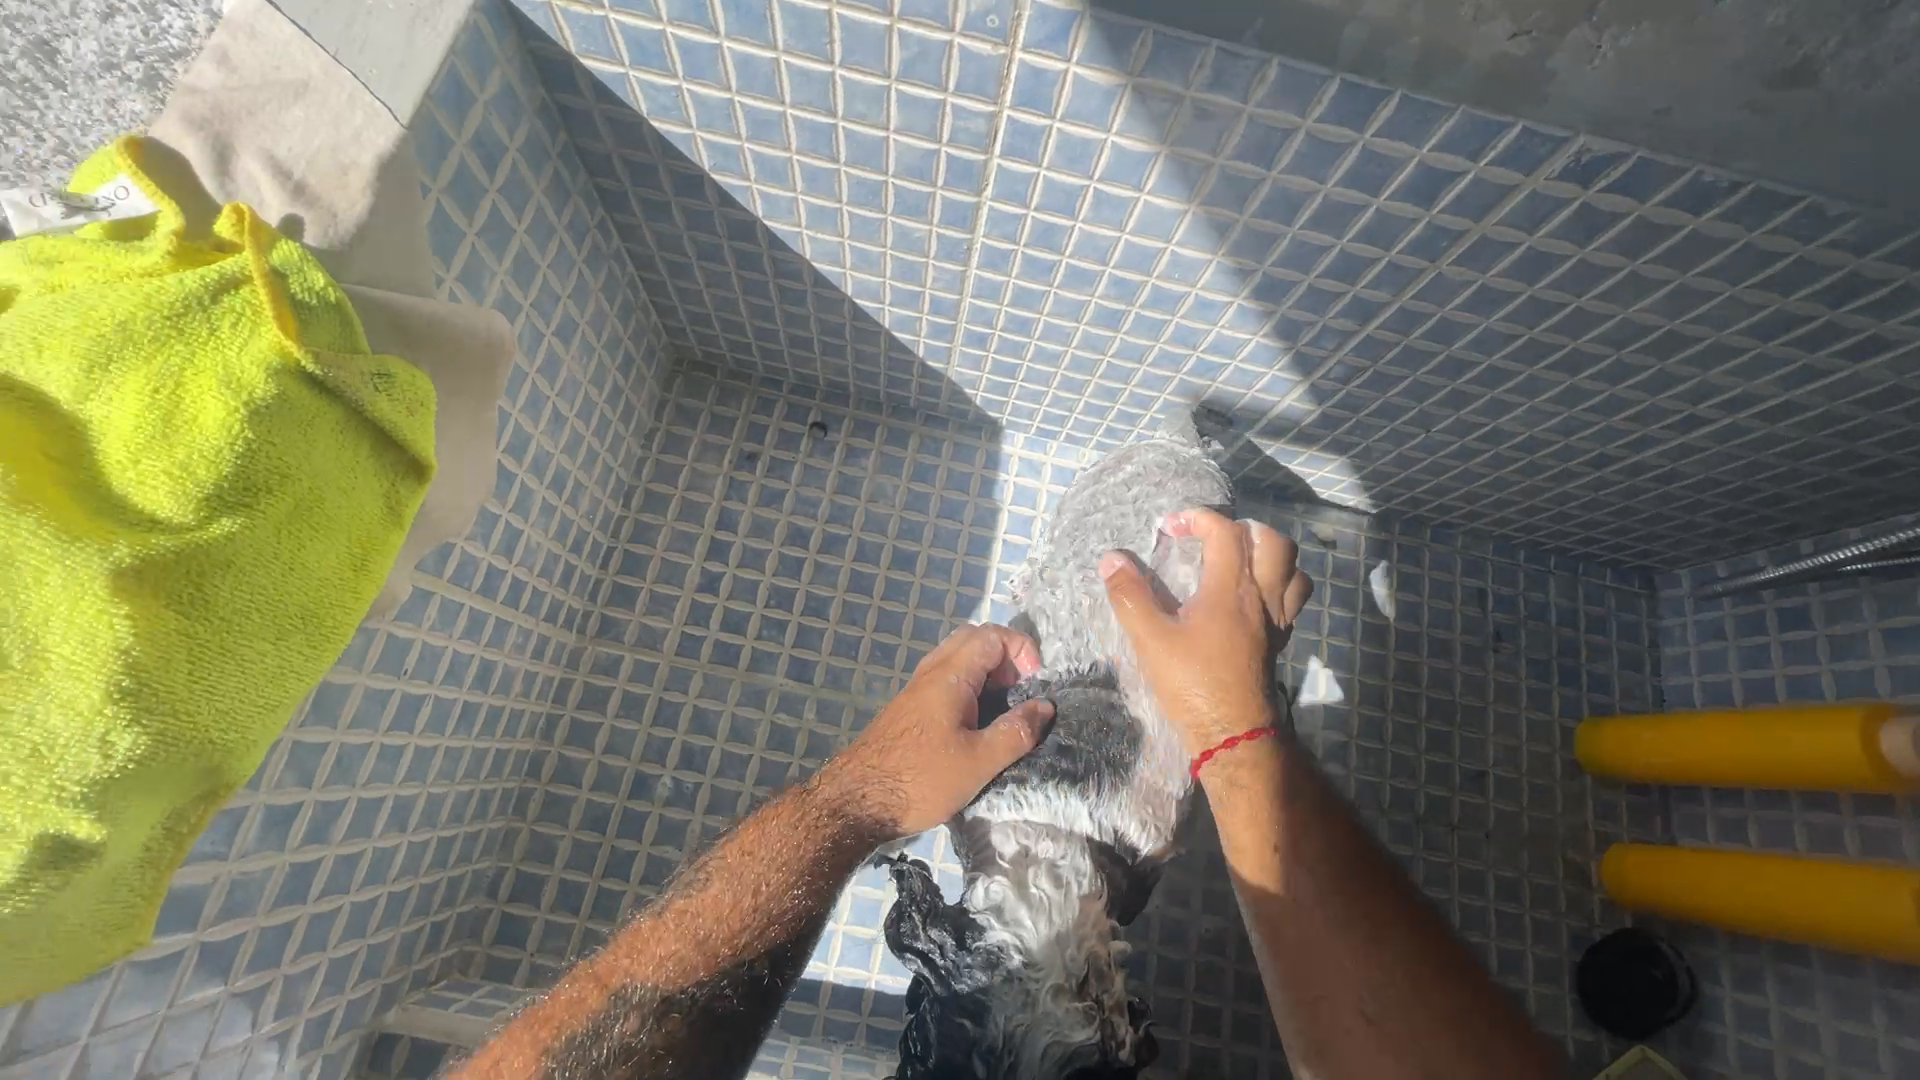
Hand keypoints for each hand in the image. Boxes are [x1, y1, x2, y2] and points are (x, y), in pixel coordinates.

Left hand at [816, 624, 1054, 838]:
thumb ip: (1016, 732)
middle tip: (1020, 689)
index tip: (1035, 683)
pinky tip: (977, 721)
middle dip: (1006, 655)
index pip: (992, 635)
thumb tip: (1045, 706)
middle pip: (974, 639)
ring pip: (958, 658)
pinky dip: (970, 686)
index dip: (1021, 649)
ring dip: (987, 671)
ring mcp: (918, 689)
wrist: (857, 800)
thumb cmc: (921, 778)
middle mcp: (932, 672)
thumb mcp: (979, 762)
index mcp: (950, 676)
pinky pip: (946, 678)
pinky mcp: (910, 708)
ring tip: (1003, 707)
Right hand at [1099, 508, 1313, 756]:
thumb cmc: (1191, 682)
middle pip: (1272, 541)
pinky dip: (1278, 585)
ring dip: (1269, 554)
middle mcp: (1261, 596)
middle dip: (1241, 528)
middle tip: (1211, 539)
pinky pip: (1293, 599)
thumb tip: (1112, 559)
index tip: (1170, 527)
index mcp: (1230, 588)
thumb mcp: (1150, 638)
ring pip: (1293, 568)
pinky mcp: (1279, 641)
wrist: (1232, 733)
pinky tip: (1253, 597)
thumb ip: (1130, 595)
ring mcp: (1275, 620)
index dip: (1198, 518)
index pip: (1225, 532)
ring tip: (1240, 560)